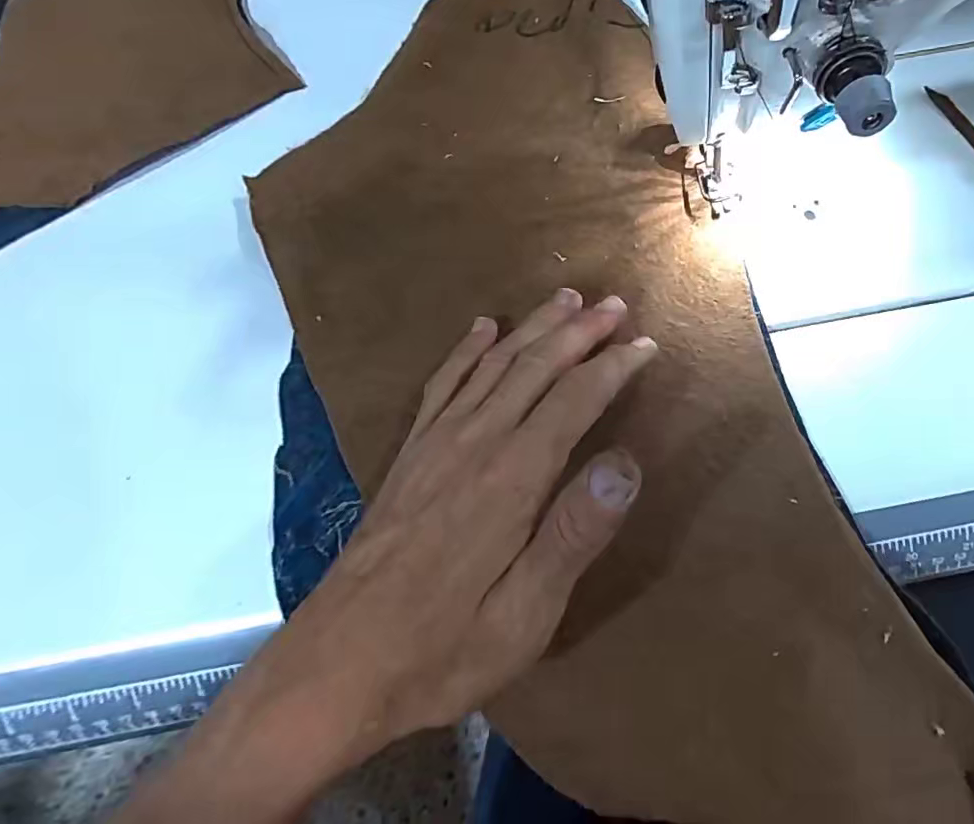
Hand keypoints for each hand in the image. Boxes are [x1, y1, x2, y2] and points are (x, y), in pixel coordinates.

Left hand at [115, 289, 655, 822]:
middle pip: (534, 367)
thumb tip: (627, 464)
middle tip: (617, 303)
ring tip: (567, 298)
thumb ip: (576, 535)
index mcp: (510, 480)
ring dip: (535, 327)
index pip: (573, 400)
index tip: (646, 344)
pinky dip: (466, 350)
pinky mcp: (409, 458)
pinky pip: (442, 386)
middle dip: (580, 331)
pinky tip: (483, 327)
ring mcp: (435, 446)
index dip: (613, 367)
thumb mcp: (524, 615)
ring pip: (493, 365)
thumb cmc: (442, 651)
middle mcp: (474, 446)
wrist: (327, 676)